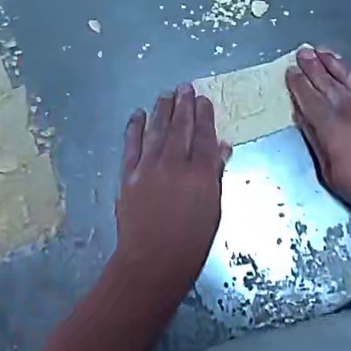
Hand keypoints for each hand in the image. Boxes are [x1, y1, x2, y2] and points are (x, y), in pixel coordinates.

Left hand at [110, 84, 229, 297]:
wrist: (151, 262)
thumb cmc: (190, 243)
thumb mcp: (212, 209)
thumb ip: (215, 174)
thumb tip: (221, 146)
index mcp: (200, 175)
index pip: (204, 136)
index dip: (204, 116)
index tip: (204, 100)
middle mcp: (174, 165)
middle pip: (180, 127)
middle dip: (184, 105)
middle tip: (185, 88)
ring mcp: (148, 167)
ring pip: (157, 130)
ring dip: (162, 110)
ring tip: (166, 94)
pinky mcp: (129, 174)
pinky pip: (132, 144)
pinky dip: (135, 127)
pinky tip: (138, 114)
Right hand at [286, 46, 350, 221]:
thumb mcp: (329, 172)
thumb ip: (315, 139)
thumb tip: (303, 114)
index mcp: (334, 128)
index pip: (309, 98)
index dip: (298, 83)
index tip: (290, 71)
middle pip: (327, 81)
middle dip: (312, 65)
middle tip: (302, 52)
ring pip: (350, 74)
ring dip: (334, 61)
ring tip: (322, 51)